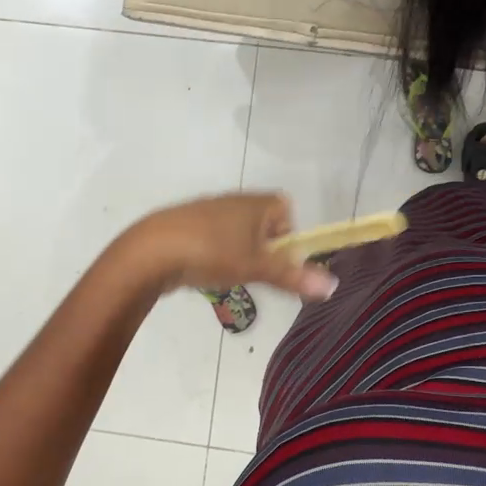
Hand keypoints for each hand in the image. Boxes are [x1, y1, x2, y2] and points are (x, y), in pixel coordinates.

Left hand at [118, 193, 337, 300]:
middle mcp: (236, 200)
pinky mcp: (188, 226)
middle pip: (263, 224)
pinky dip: (215, 256)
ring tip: (228, 277)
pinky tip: (203, 273)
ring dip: (239, 255)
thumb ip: (294, 277)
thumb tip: (333, 285)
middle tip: (255, 273)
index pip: (286, 209)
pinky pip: (214, 240)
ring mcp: (210, 211)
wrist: (152, 250)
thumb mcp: (257, 268)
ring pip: (238, 234)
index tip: (278, 260)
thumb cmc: (212, 252)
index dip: (288, 235)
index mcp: (257, 202)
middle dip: (263, 251)